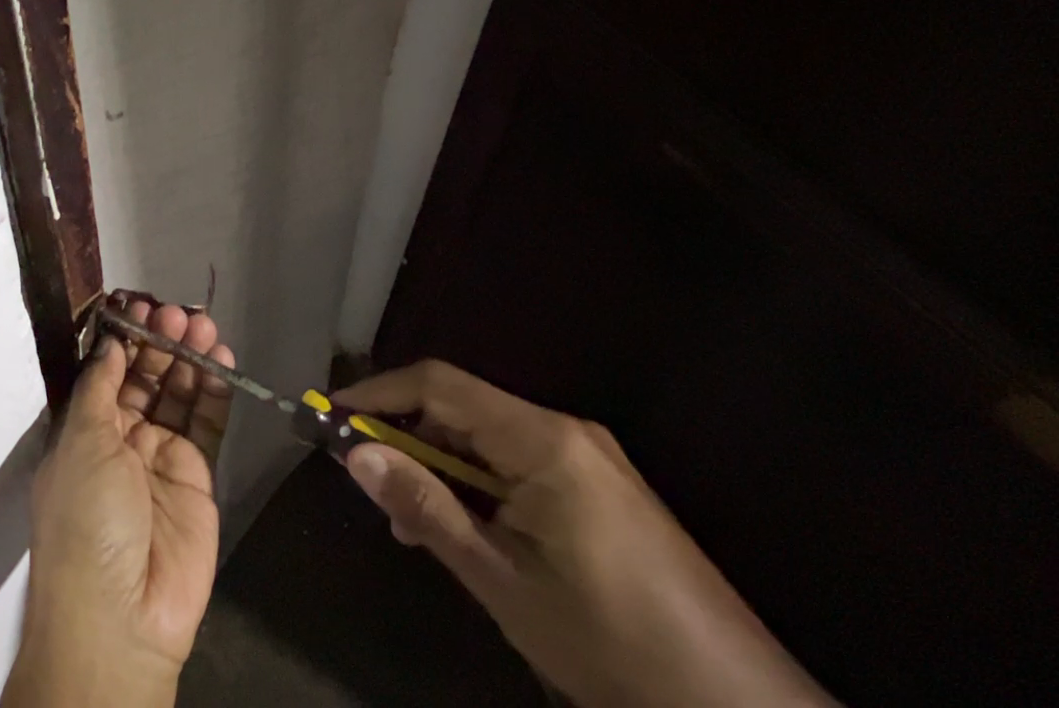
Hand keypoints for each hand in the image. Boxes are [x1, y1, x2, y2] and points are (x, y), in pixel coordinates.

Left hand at [0, 298, 234, 707]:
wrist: (123, 610)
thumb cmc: (87, 518)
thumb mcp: (81, 445)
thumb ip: (100, 389)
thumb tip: (108, 342)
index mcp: (82, 432)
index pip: (105, 373)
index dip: (121, 339)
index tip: (138, 305)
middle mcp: (120, 439)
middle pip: (144, 378)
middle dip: (159, 343)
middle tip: (178, 313)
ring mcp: (160, 456)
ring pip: (177, 394)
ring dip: (188, 359)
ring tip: (202, 326)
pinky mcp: (197, 475)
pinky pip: (206, 423)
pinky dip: (214, 391)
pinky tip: (221, 360)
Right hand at [333, 360, 836, 707]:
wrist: (734, 700)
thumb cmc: (607, 637)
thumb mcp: (500, 578)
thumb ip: (425, 506)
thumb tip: (355, 454)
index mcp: (544, 441)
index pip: (440, 385)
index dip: (377, 393)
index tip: (327, 418)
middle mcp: (566, 432)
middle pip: (462, 407)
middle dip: (404, 436)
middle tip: (365, 485)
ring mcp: (588, 459)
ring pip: (486, 439)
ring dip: (437, 467)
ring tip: (408, 522)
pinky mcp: (598, 489)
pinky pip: (516, 464)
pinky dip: (474, 485)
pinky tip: (459, 531)